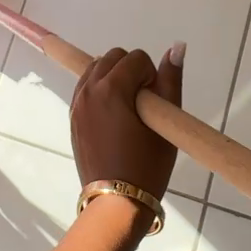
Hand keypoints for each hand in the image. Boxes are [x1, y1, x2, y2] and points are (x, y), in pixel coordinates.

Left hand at [71, 45, 182, 200]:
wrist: (116, 203)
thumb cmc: (147, 166)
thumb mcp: (165, 124)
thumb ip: (170, 81)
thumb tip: (177, 47)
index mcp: (111, 89)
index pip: (136, 58)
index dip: (151, 75)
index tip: (154, 102)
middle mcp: (89, 90)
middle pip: (113, 57)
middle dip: (131, 71)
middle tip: (143, 103)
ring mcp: (77, 104)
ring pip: (96, 69)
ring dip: (114, 77)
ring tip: (128, 109)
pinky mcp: (73, 117)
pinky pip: (86, 87)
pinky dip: (100, 90)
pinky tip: (114, 116)